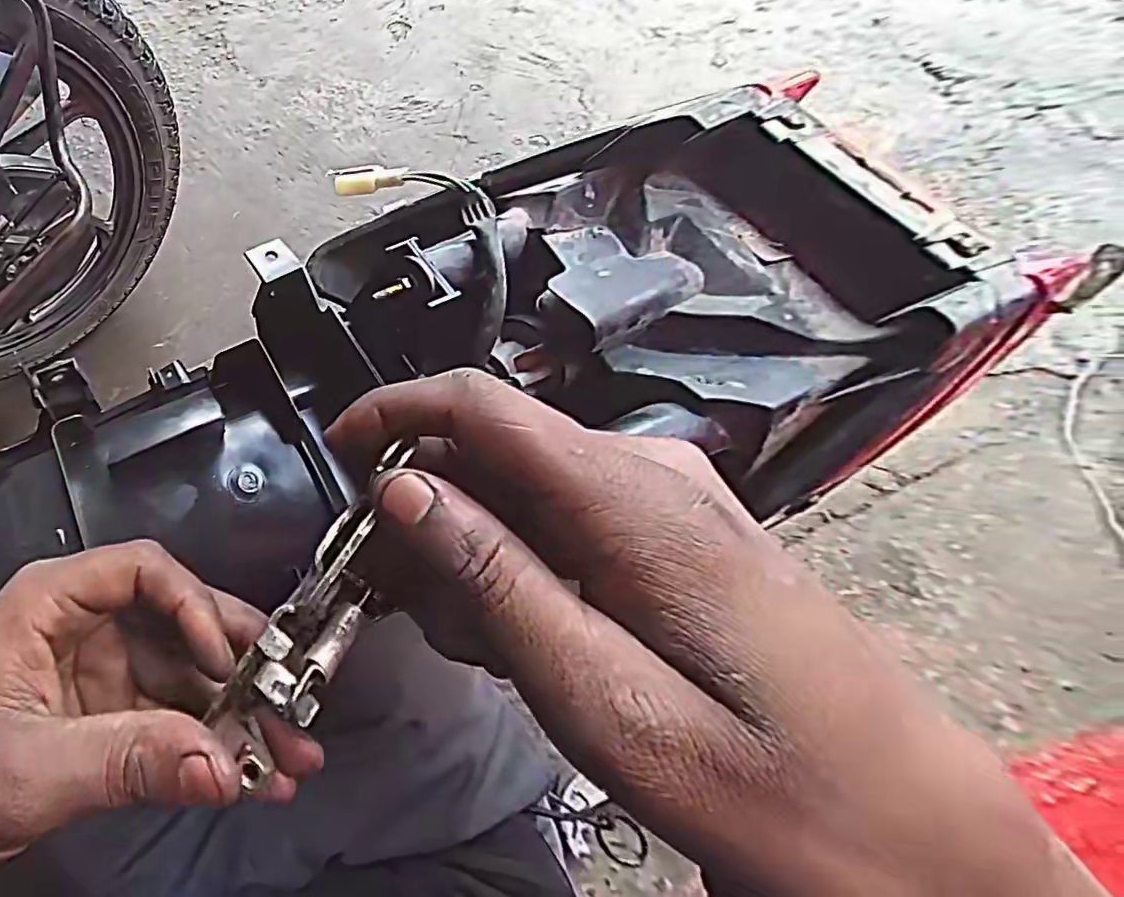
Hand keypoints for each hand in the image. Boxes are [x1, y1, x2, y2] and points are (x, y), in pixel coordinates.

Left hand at [0, 540, 322, 896]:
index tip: (229, 655)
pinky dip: (213, 742)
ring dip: (236, 709)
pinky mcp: (110, 712)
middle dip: (236, 658)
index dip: (191, 603)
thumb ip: (130, 760)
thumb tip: (219, 764)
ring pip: (184, 670)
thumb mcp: (34, 766)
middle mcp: (83, 621)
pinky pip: (174, 716)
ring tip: (287, 750)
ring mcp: (101, 668)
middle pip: (175, 617)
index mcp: (50, 599)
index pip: (140, 569)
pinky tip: (251, 769)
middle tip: (286, 694)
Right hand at [328, 370, 1098, 896]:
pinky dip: (506, 558)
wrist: (909, 845)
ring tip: (476, 635)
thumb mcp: (598, 693)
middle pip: (485, 451)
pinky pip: (547, 513)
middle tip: (400, 590)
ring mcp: (654, 496)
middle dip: (423, 510)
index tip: (340, 444)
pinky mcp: (657, 525)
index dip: (393, 408)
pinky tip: (517, 626)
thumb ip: (492, 576)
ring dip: (465, 548)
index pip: (479, 403)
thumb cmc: (760, 785)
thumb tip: (401, 489)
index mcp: (628, 497)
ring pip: (508, 486)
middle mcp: (640, 472)